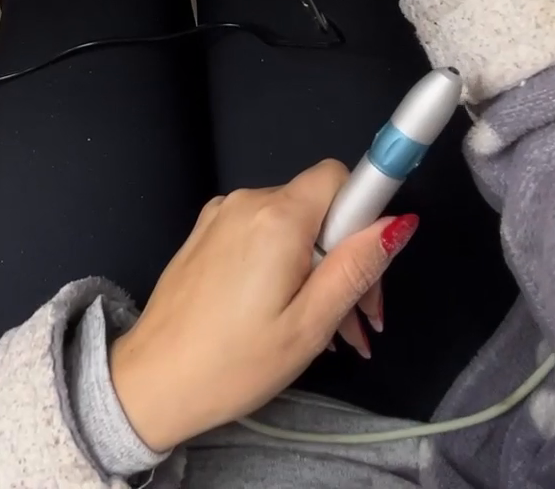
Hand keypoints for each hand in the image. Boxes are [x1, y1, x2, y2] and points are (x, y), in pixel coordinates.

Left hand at [109, 161, 417, 450]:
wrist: (154, 378)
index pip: (338, 176)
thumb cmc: (235, 361)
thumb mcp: (310, 323)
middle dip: (346, 258)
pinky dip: (283, 266)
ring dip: (317, 270)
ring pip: (291, 225)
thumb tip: (400, 220)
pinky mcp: (206, 232)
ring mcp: (221, 214)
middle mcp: (246, 200)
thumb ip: (356, 266)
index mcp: (276, 216)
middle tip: (358, 326)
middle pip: (318, 208)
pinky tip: (286, 315)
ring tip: (327, 333)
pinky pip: (260, 234)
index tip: (373, 264)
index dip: (366, 212)